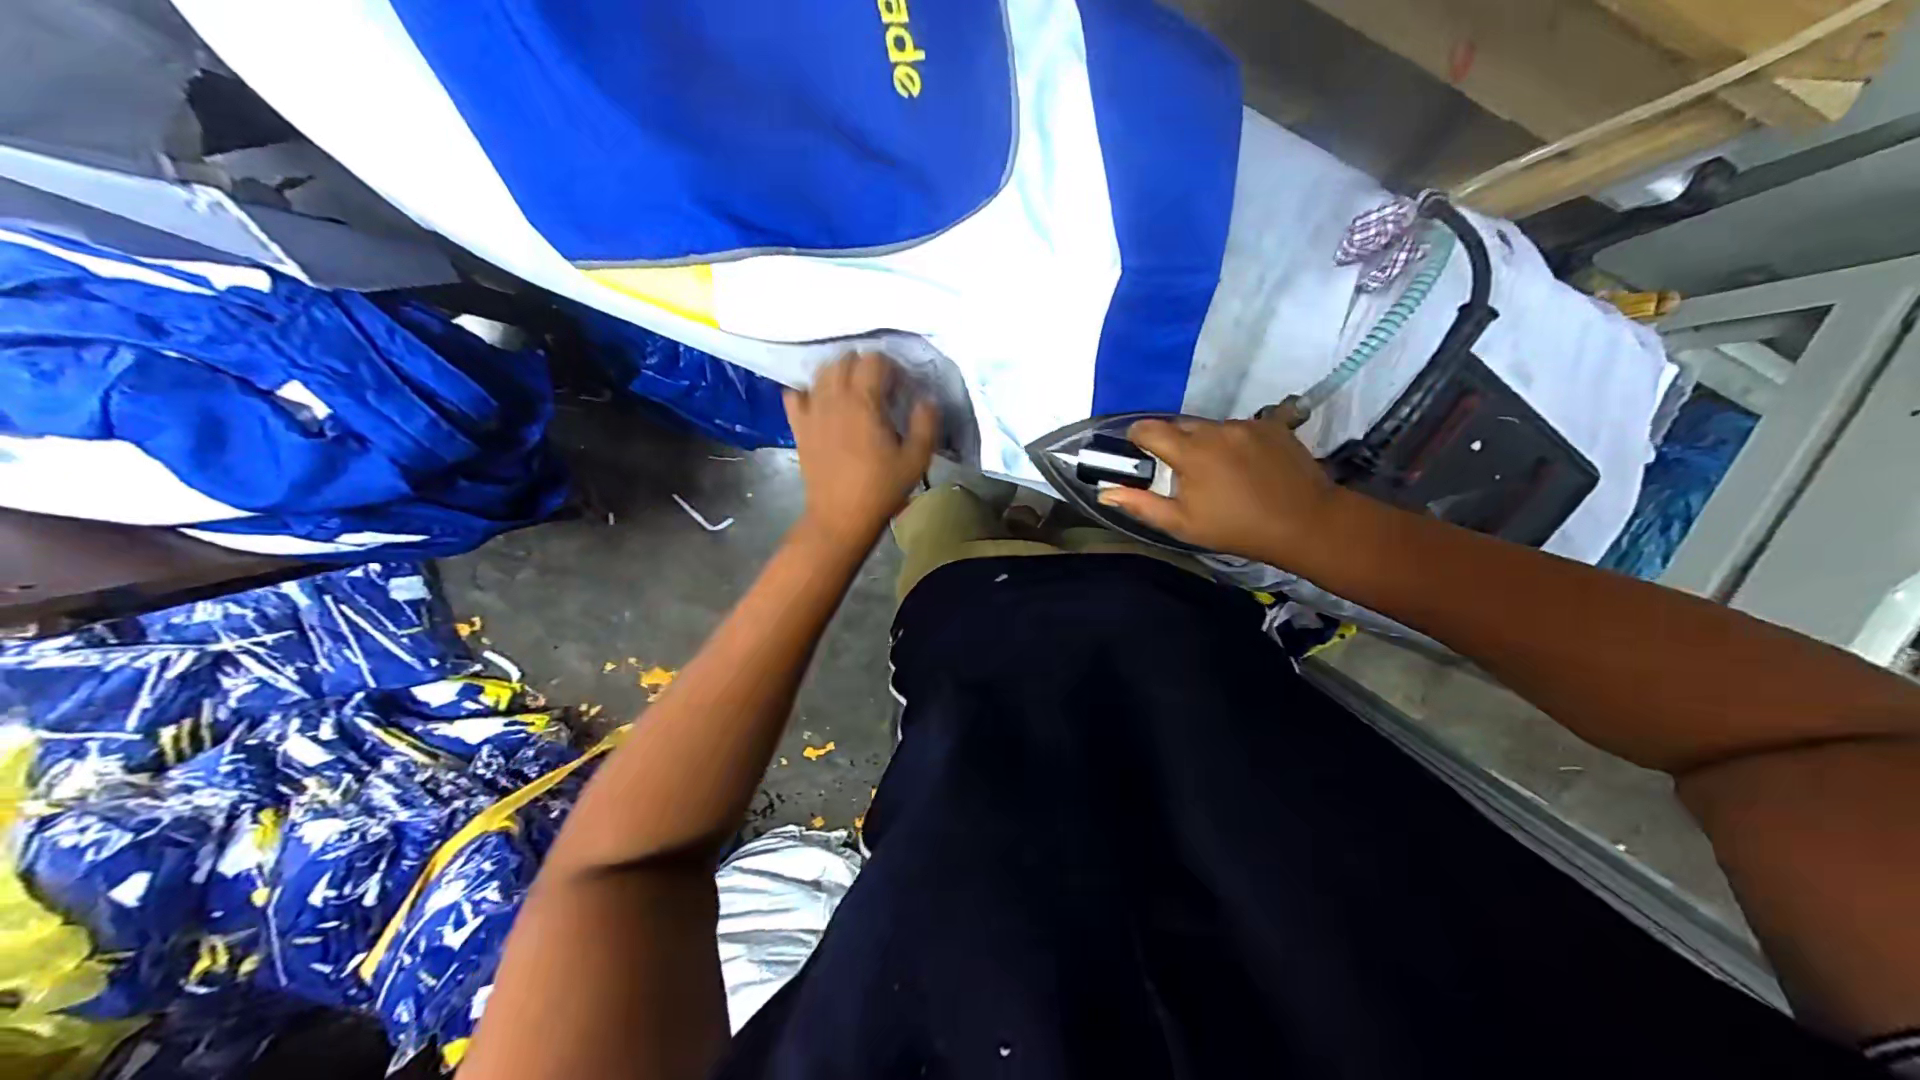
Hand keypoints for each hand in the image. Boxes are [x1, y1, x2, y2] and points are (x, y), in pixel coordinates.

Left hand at [784, 352, 939, 546]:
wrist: (840, 517)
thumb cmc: (881, 489)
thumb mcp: (916, 459)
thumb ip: (925, 423)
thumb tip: (926, 399)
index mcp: (863, 402)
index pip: (874, 360)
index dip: (891, 367)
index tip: (900, 387)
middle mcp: (833, 398)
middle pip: (845, 359)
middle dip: (864, 365)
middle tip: (880, 387)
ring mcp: (811, 410)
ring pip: (820, 371)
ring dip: (838, 373)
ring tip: (853, 392)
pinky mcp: (798, 426)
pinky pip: (795, 394)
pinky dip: (808, 390)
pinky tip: (821, 402)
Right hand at [1097, 415, 1351, 567]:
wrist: (1305, 522)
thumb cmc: (1236, 528)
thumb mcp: (1183, 524)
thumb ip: (1141, 504)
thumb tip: (1105, 492)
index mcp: (1190, 452)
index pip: (1149, 428)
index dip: (1138, 437)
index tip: (1138, 450)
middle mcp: (1216, 429)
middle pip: (1180, 425)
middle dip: (1174, 443)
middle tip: (1181, 472)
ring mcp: (1246, 425)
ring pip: (1211, 427)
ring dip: (1206, 443)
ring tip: (1219, 472)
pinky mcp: (1272, 425)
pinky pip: (1240, 428)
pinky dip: (1235, 442)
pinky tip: (1246, 466)